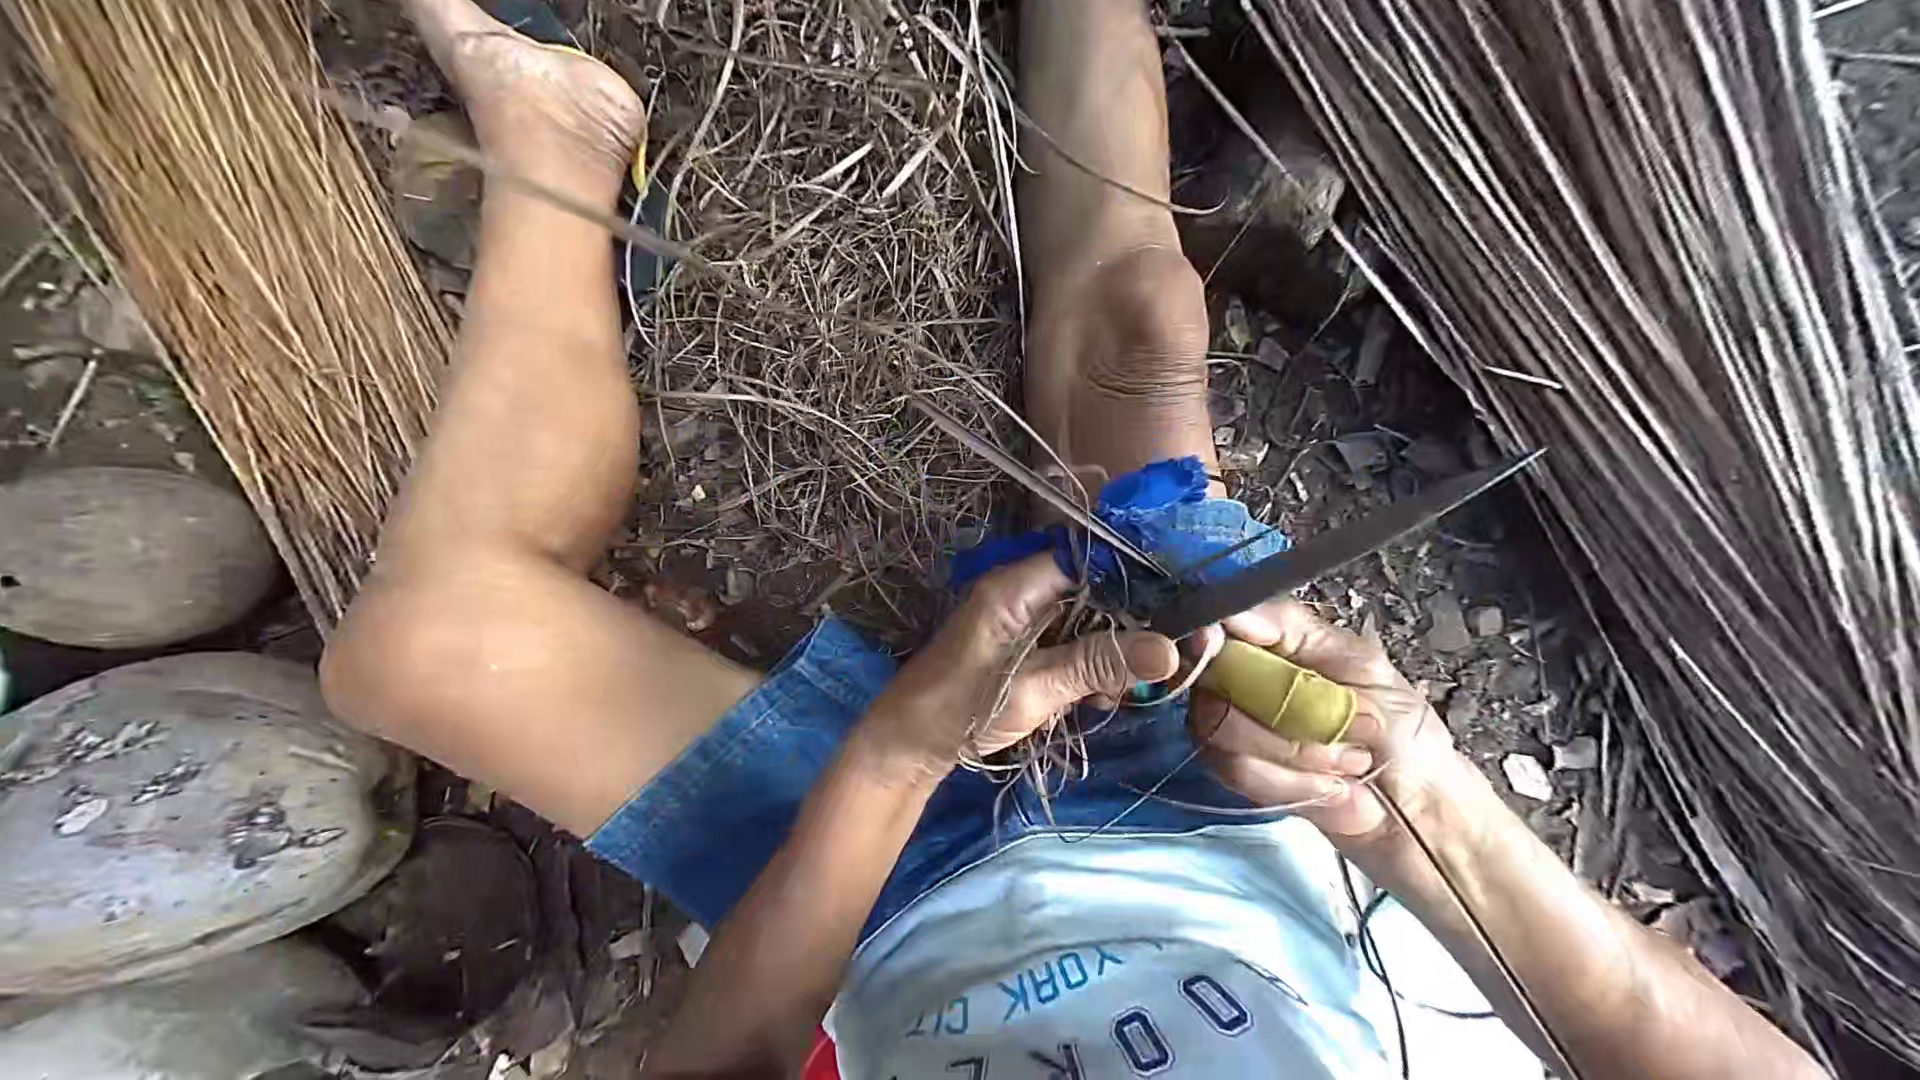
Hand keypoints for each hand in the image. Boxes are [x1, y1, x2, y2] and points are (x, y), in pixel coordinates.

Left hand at [860, 554, 1178, 777]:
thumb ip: (1098, 663)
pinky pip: (1068, 646)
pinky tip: (1099, 698)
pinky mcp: (1022, 649)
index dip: (1134, 575)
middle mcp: (1020, 594)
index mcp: (1016, 586)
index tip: (1179, 603)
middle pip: (1092, 592)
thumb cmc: (961, 708)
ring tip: (1124, 691)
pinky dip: (1088, 669)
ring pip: (1085, 622)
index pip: (1088, 559)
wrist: (907, 744)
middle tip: (1164, 660)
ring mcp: (1021, 622)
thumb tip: (1170, 649)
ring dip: (1110, 653)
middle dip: (1128, 624)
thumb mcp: (1034, 688)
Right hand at [1186, 599, 1495, 856]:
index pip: (1209, 624)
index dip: (1206, 635)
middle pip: (1207, 679)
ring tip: (1346, 762)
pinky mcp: (1231, 770)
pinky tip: (1327, 785)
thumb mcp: (1356, 659)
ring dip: (1294, 752)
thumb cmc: (1397, 725)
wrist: (1419, 809)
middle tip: (1342, 724)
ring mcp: (1226, 724)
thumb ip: (1288, 626)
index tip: (1214, 643)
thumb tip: (1225, 614)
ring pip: (1220, 727)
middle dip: (1279, 710)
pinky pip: (1236, 768)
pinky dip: (1290, 782)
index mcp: (1261, 640)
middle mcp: (1231, 677)